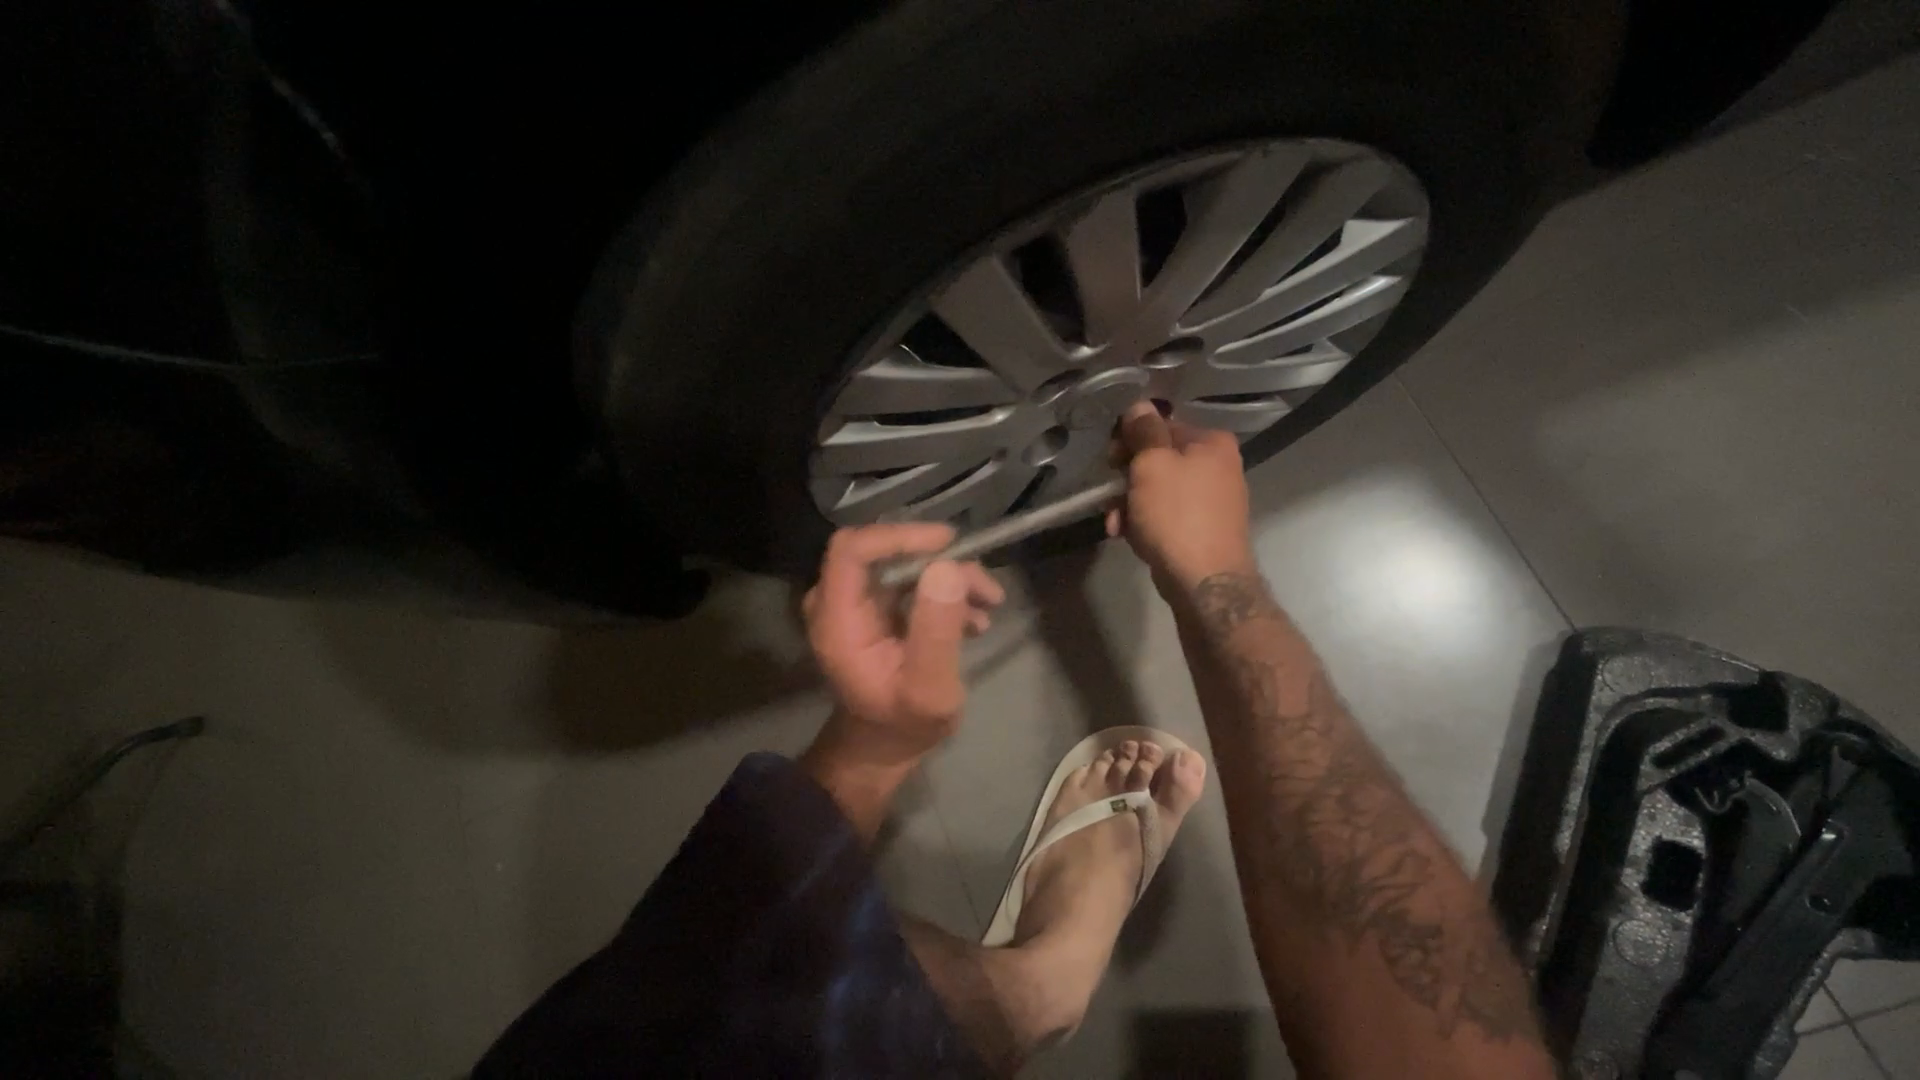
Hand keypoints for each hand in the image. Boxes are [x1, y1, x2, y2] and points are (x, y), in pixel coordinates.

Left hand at [803, 524, 1005, 769]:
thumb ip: (935, 630)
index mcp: (837, 619)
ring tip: (990, 605)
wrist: (885, 747)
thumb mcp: (929, 688)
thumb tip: (948, 568)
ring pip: (904, 565)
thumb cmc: (903, 725)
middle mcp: (837, 602)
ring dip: (951, 579)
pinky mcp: (876, 608)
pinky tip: (975, 620)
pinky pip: (910, 581)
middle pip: (884, 552)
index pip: (852, 549)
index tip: (948, 545)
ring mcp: (856, 604)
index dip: (899, 537)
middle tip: (984, 586)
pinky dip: (945, 592)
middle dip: (938, 562)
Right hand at [1106, 401, 1256, 592]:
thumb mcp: (1152, 464)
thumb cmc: (1176, 514)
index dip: (1130, 440)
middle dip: (1127, 478)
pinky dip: (1144, 522)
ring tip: (1116, 523)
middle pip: (1158, 459)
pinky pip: (1166, 515)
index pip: (1161, 426)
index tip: (1110, 459)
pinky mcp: (1203, 529)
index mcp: (1212, 442)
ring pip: (1158, 490)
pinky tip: (1128, 536)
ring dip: (1129, 504)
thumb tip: (1140, 406)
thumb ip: (1144, 431)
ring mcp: (1212, 500)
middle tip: (1110, 494)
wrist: (1204, 580)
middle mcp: (1219, 466)